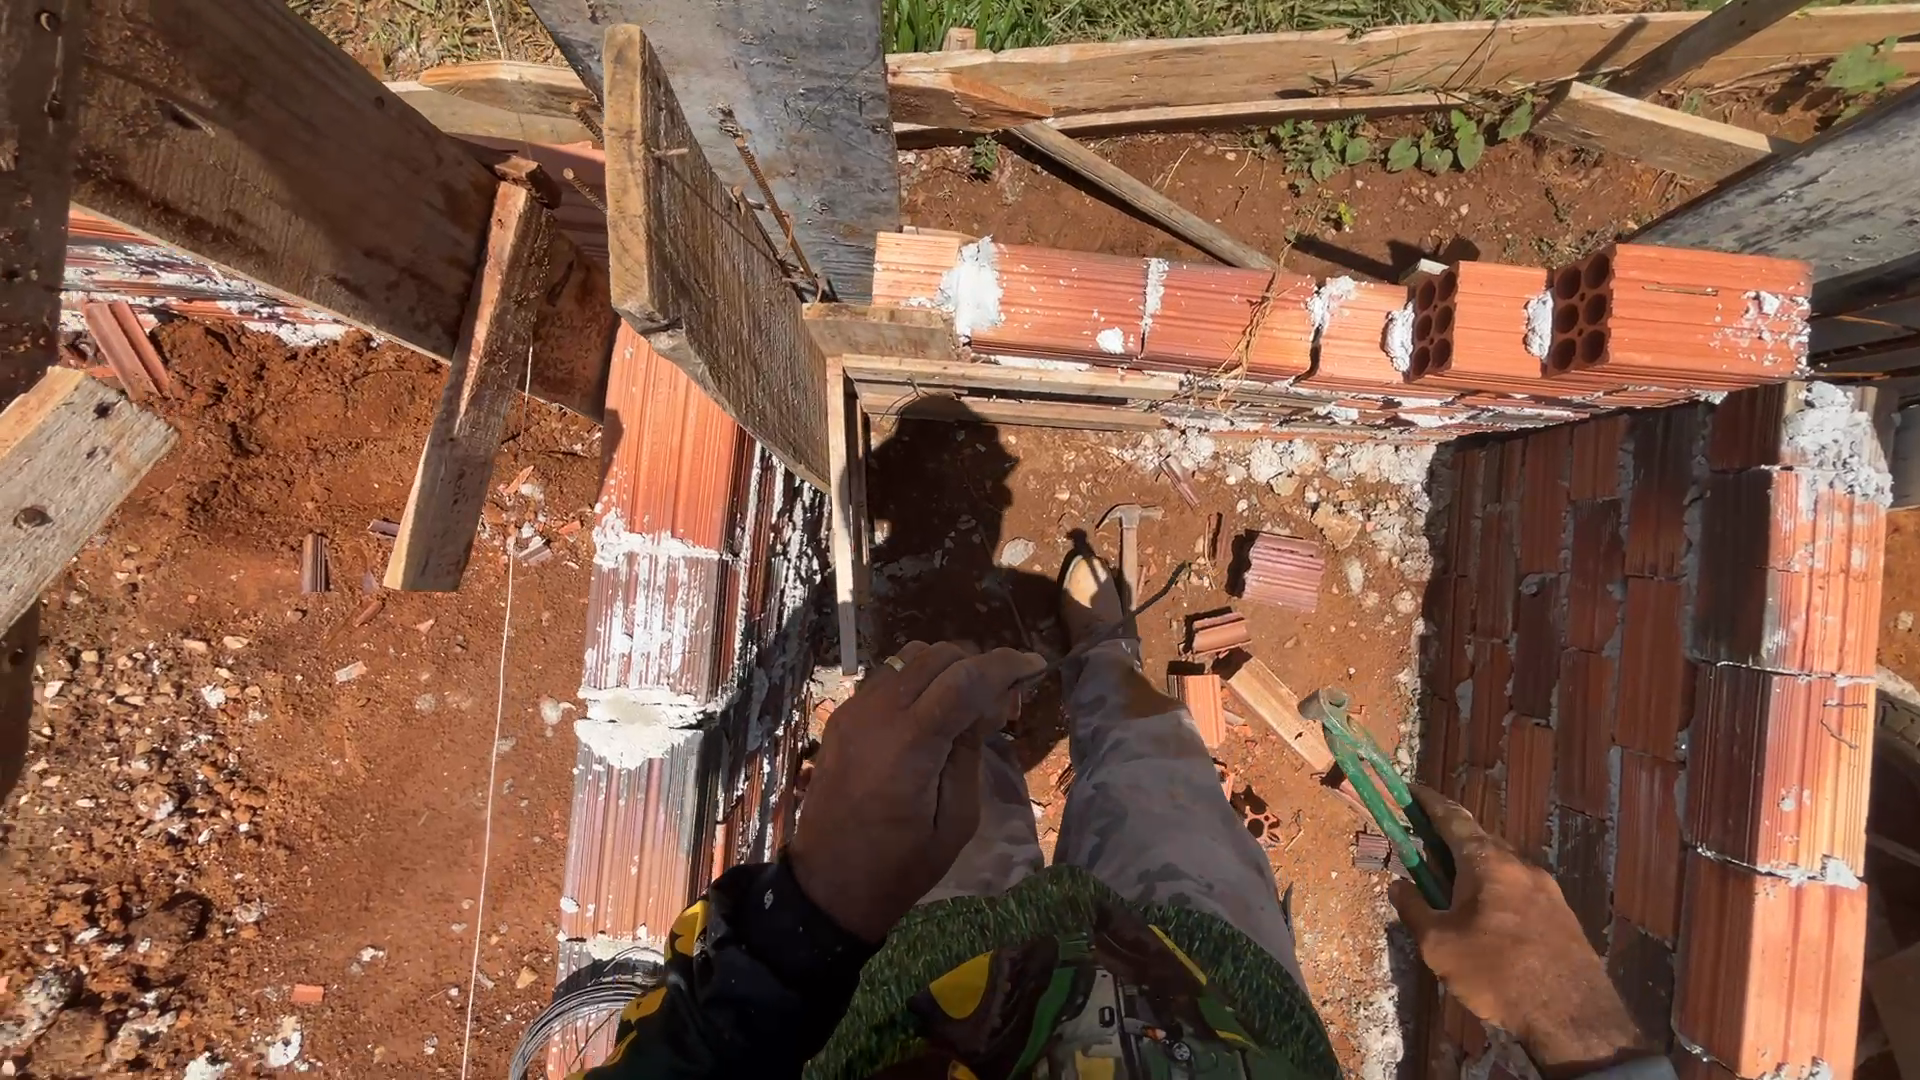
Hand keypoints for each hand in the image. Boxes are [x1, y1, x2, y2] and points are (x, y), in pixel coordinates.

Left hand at [789, 641, 1044, 942]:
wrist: (827, 884)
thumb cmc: (900, 866)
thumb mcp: (957, 820)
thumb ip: (971, 752)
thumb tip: (988, 702)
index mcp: (910, 744)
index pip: (966, 679)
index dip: (1005, 665)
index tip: (1035, 664)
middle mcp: (879, 712)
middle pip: (941, 656)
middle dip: (979, 667)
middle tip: (1002, 704)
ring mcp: (855, 708)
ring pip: (913, 656)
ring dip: (948, 669)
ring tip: (966, 706)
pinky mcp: (843, 713)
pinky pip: (889, 674)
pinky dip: (919, 678)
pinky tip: (931, 712)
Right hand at [1389, 786, 1650, 1078]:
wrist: (1578, 1025)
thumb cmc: (1497, 974)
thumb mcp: (1437, 944)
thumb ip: (1413, 908)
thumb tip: (1399, 886)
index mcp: (1487, 862)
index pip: (1452, 818)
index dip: (1428, 801)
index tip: (1410, 788)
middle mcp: (1521, 866)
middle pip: (1478, 840)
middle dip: (1448, 839)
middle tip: (1423, 849)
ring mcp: (1549, 892)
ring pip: (1500, 865)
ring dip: (1473, 868)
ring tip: (1451, 889)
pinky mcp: (1565, 918)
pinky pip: (1519, 888)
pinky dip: (1495, 889)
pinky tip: (1485, 917)